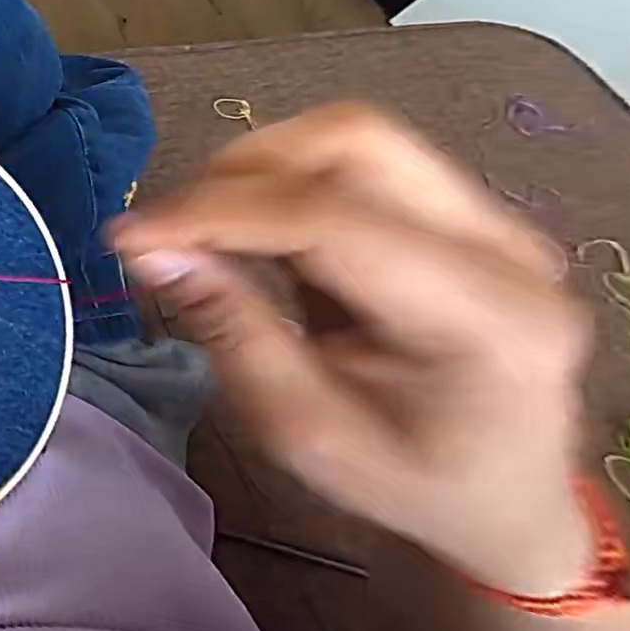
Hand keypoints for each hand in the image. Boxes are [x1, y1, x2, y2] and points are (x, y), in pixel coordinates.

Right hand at [109, 104, 594, 593]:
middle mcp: (501, 245)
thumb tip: (150, 247)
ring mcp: (485, 216)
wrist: (497, 496)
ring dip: (255, 167)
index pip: (325, 219)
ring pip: (347, 133)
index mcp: (485, 319)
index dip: (212, 214)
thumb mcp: (296, 426)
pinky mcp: (454, 207)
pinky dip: (276, 176)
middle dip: (238, 172)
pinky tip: (252, 227)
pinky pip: (348, 154)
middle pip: (350, 141)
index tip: (128, 235)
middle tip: (177, 228)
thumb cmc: (400, 480)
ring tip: (210, 226)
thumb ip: (226, 327)